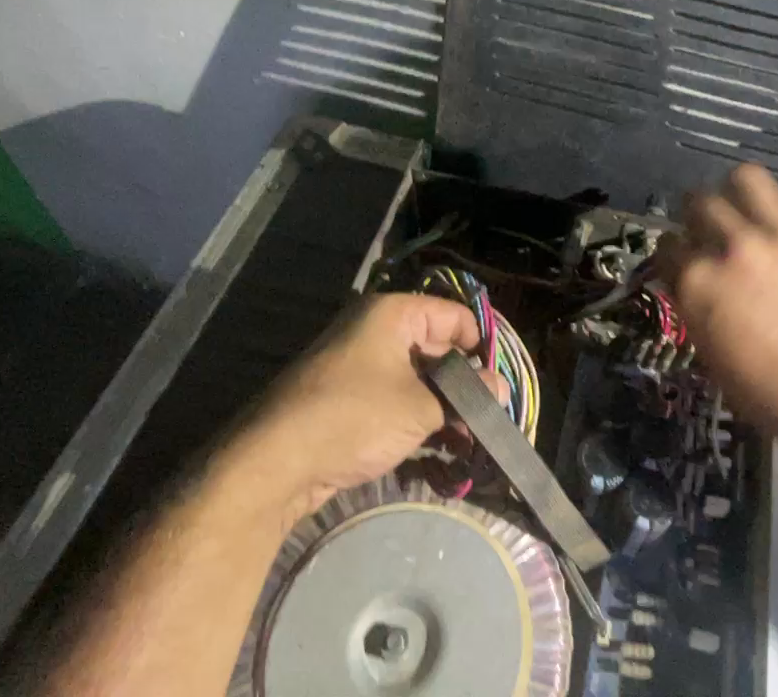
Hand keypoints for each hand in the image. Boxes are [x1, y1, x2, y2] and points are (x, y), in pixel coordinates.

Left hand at [244, 293, 482, 516]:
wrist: (275, 462)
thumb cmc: (355, 416)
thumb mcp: (421, 406)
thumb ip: (467, 396)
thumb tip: (501, 390)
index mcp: (392, 314)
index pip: (454, 316)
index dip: (481, 345)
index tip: (501, 381)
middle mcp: (376, 333)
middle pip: (438, 348)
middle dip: (466, 383)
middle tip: (493, 415)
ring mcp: (360, 368)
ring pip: (419, 380)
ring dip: (446, 409)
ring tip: (473, 441)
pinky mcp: (350, 403)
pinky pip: (397, 402)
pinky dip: (421, 422)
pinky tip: (444, 453)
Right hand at [660, 165, 777, 429]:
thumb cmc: (766, 388)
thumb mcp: (708, 350)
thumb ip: (695, 303)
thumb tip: (693, 278)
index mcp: (697, 281)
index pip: (668, 243)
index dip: (676, 251)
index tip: (687, 257)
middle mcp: (731, 245)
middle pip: (699, 201)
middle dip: (701, 216)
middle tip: (716, 230)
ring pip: (745, 177)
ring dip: (741, 192)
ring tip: (752, 209)